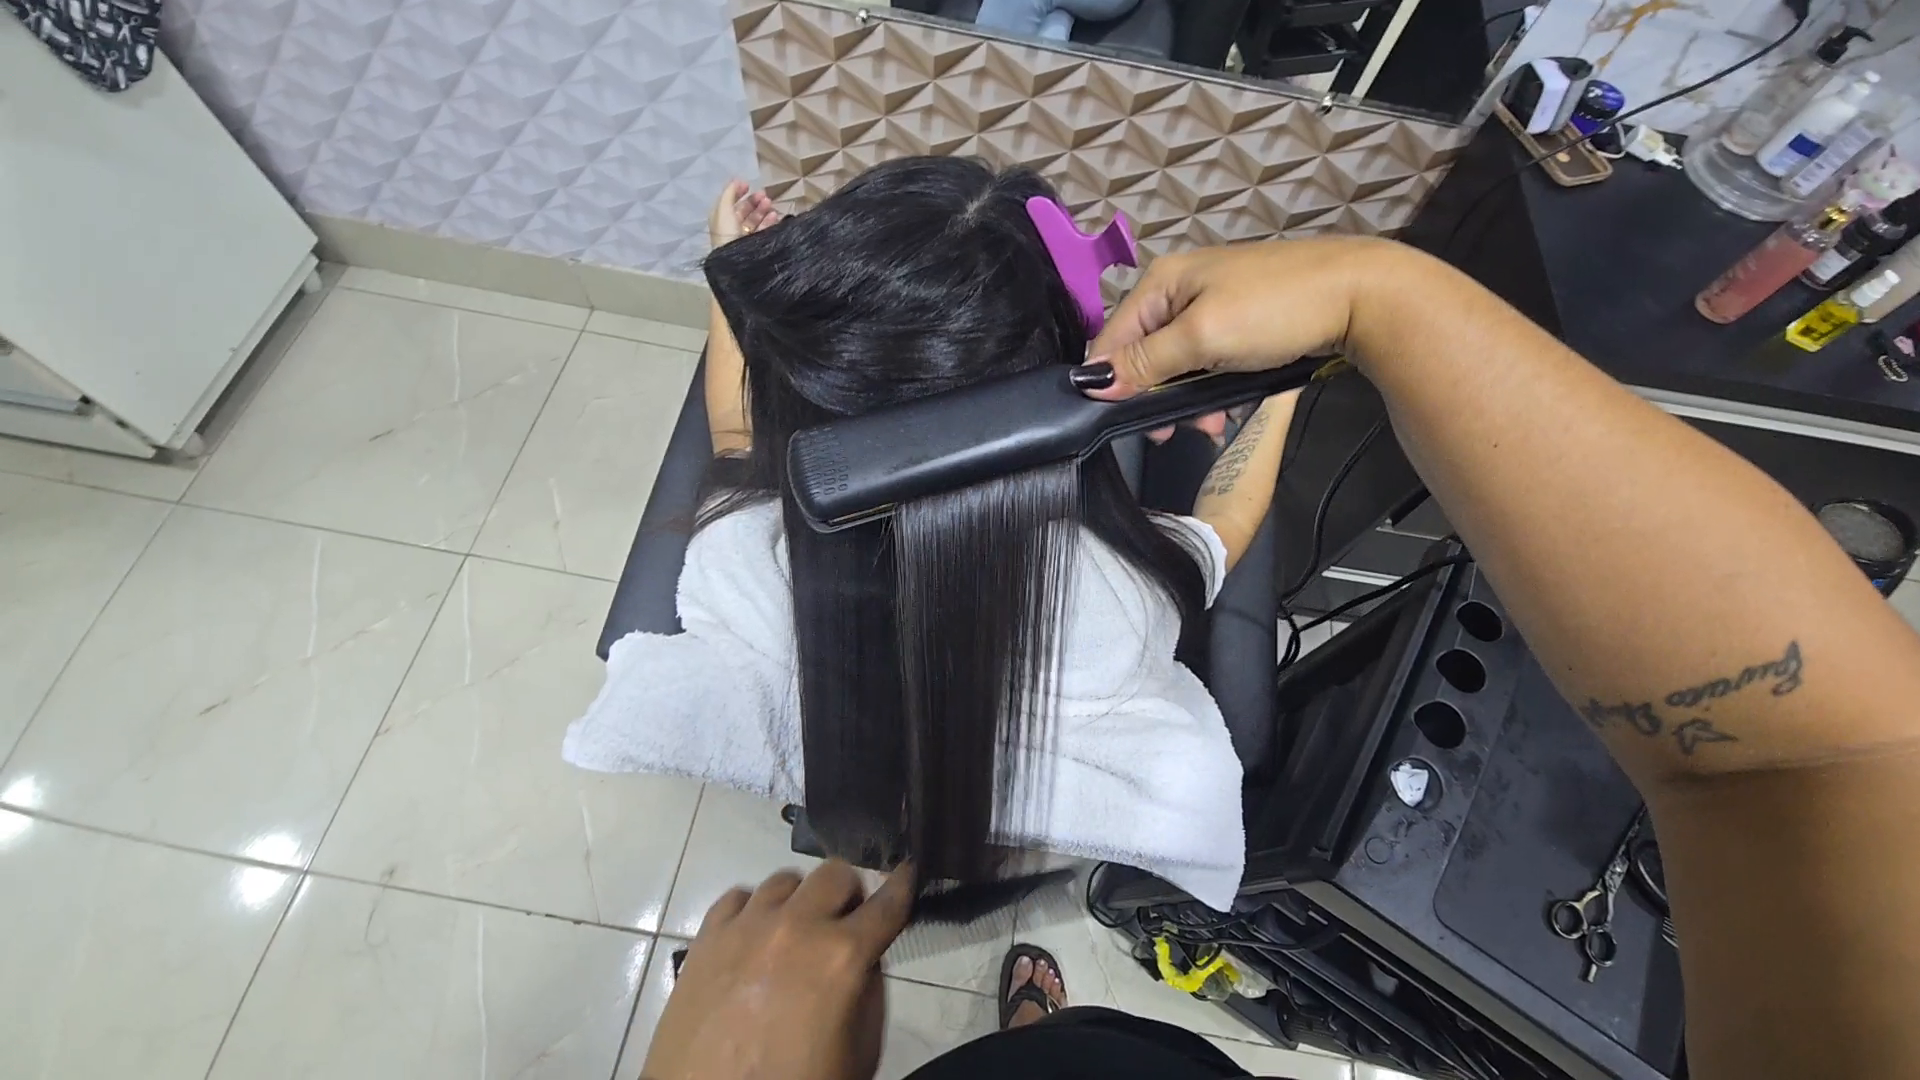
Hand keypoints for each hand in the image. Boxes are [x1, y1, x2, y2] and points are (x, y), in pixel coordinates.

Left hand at [641, 860, 915, 1079]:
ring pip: (786, 879)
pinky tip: (753, 939)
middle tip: (843, 924)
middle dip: (848, 894)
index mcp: (841, 956)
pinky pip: (739, 896)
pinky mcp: (707, 936)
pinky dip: (753, 910)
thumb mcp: (859, 1052)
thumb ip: (869, 991)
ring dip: (799, 901)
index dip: (902, 885)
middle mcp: (797, 926)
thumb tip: (863, 955)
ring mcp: (748, 926)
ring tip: (793, 934)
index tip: (907, 872)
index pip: (887, 902)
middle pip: (835, 873)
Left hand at [710, 180, 781, 248]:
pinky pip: (763, 230)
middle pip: (744, 210)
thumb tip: (736, 181)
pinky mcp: (756, 244)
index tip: (749, 185)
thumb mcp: (723, 209)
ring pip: (755, 219)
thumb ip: (729, 193)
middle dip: (754, 201)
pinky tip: (774, 216)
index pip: (730, 201)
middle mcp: (732, 226)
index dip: (738, 191)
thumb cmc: (727, 233)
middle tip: (765, 195)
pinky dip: (769, 221)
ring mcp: (745, 236)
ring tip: (770, 205)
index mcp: (721, 217)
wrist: (735, 261)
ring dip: (762, 210)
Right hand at [1081, 237, 1394, 399]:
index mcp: (1161, 281)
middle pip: (1141, 355)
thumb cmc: (1277, 311)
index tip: (1130, 422)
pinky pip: (1202, 362)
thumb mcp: (1203, 338)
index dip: (1113, 383)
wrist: (1363, 296)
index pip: (1111, 339)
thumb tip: (1090, 381)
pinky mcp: (1234, 321)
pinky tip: (1227, 407)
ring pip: (1173, 364)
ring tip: (1212, 424)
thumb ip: (1145, 362)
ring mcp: (1208, 304)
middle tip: (1174, 433)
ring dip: (1185, 400)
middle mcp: (1177, 289)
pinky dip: (1208, 388)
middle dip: (1155, 397)